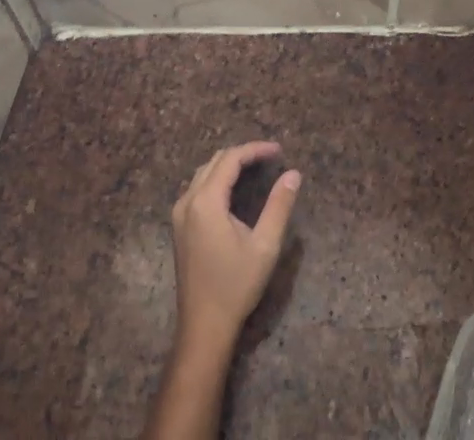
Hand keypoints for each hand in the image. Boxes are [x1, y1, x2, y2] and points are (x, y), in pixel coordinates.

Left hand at [170, 142, 300, 346]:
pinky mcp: (180, 227)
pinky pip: (197, 189)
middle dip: (243, 154)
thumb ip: (279, 205)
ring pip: (203, 174)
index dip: (255, 150)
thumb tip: (293, 174)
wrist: (204, 324)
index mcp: (206, 203)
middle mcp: (187, 202)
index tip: (280, 151)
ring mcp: (180, 215)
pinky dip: (218, 179)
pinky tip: (235, 188)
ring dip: (229, 165)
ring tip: (257, 167)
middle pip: (215, 162)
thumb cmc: (236, 284)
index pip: (230, 160)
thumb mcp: (265, 244)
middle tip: (271, 157)